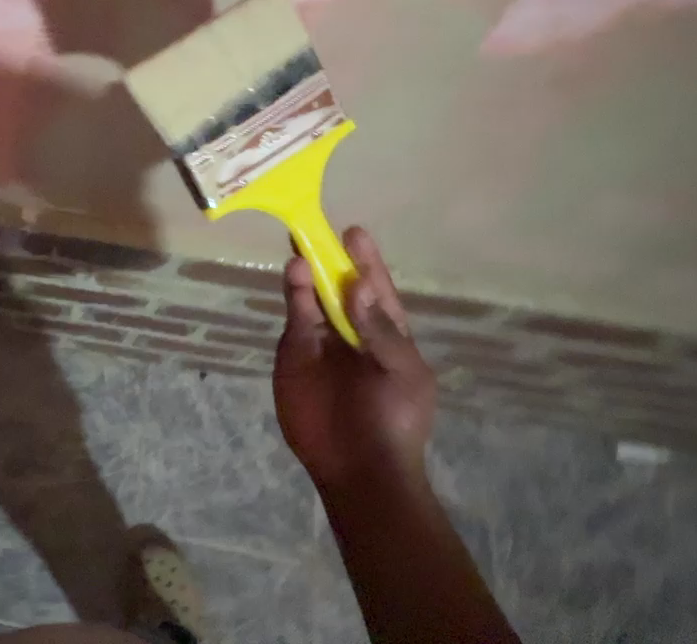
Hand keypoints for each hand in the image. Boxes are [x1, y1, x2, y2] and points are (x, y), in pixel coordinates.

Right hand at [273, 227, 436, 492]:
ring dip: (308, 271)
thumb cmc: (394, 420)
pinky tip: (293, 274)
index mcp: (387, 333)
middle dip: (329, 257)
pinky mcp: (294, 352)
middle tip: (314, 227)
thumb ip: (379, 329)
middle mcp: (352, 329)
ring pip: (313, 296)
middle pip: (339, 285)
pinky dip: (294, 294)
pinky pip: (295, 316)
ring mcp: (322, 340)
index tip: (354, 233)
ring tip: (300, 248)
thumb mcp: (403, 373)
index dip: (366, 261)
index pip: (376, 289)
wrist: (359, 469)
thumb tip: (358, 285)